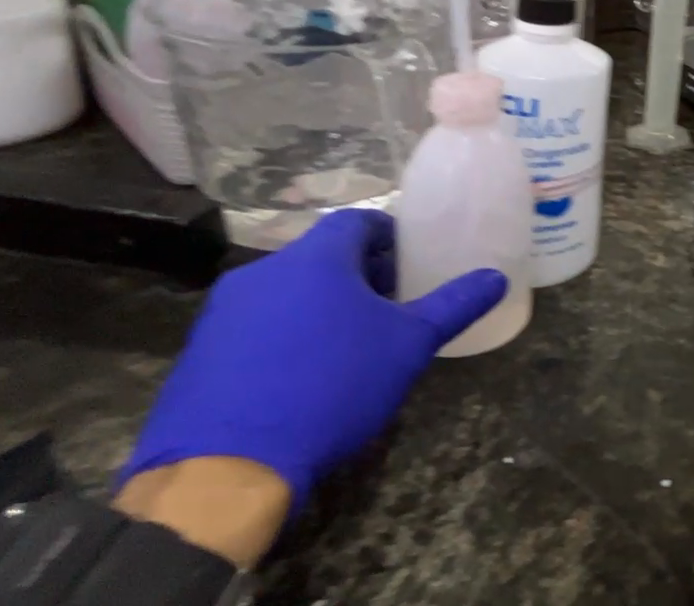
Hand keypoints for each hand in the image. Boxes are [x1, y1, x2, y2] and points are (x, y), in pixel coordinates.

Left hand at [119, 209, 507, 511]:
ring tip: (354, 341)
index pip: (356, 221)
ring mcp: (221, 316)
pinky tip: (307, 374)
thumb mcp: (410, 345)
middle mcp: (262, 275)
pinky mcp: (198, 356)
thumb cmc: (334, 386)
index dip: (388, 234)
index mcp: (314, 260)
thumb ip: (455, 305)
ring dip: (322, 305)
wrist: (226, 470)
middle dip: (360, 274)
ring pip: (286, 292)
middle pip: (320, 257)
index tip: (412, 258)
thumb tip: (496, 278)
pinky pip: (255, 328)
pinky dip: (287, 336)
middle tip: (394, 303)